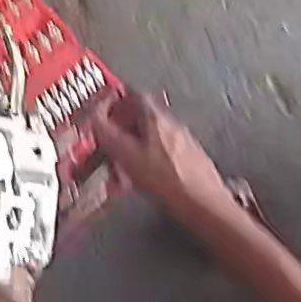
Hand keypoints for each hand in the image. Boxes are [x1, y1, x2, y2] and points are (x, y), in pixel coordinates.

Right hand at [92, 92, 239, 228]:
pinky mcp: (191, 160)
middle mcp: (171, 123)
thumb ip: (107, 133)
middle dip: (123, 125)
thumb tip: (93, 117)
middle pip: (142, 114)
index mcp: (155, 117)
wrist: (206, 207)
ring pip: (152, 134)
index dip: (115, 101)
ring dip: (135, 144)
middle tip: (110, 140)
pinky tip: (144, 178)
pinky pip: (163, 151)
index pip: (132, 94)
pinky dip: (149, 158)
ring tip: (124, 165)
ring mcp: (184, 141)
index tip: (103, 111)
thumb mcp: (127, 156)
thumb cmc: (168, 181)